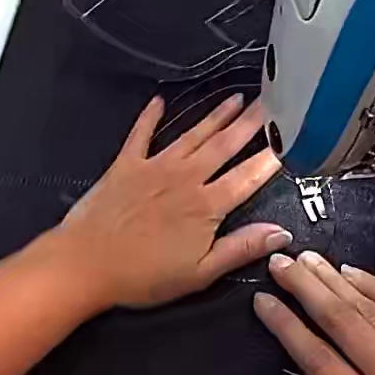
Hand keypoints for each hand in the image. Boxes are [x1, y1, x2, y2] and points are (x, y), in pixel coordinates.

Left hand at [43, 95, 287, 308]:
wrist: (83, 265)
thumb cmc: (144, 276)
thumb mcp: (199, 273)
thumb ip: (241, 248)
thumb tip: (282, 233)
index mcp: (207, 205)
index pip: (248, 176)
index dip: (271, 157)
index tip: (290, 138)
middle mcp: (185, 178)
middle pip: (224, 145)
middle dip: (250, 123)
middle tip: (269, 101)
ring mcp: (155, 166)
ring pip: (193, 135)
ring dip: (216, 116)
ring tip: (236, 98)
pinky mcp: (126, 164)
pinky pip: (141, 134)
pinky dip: (150, 117)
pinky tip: (159, 100)